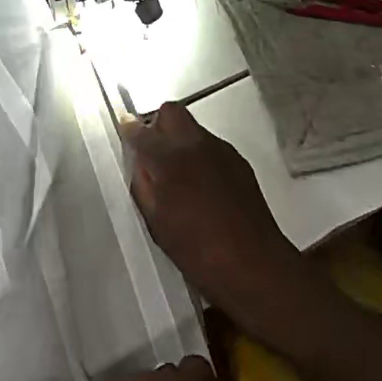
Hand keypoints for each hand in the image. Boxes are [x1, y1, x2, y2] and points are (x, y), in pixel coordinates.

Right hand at [121, 103, 300, 321]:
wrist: (256, 269)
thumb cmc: (197, 251)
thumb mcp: (155, 221)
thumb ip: (141, 183)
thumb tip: (137, 161)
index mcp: (169, 159)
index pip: (140, 130)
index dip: (129, 131)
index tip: (125, 136)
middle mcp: (195, 144)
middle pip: (171, 112)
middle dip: (158, 126)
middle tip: (154, 155)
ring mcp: (221, 151)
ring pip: (193, 129)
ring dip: (180, 141)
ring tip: (181, 177)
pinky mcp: (240, 162)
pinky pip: (211, 146)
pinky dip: (201, 156)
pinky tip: (204, 188)